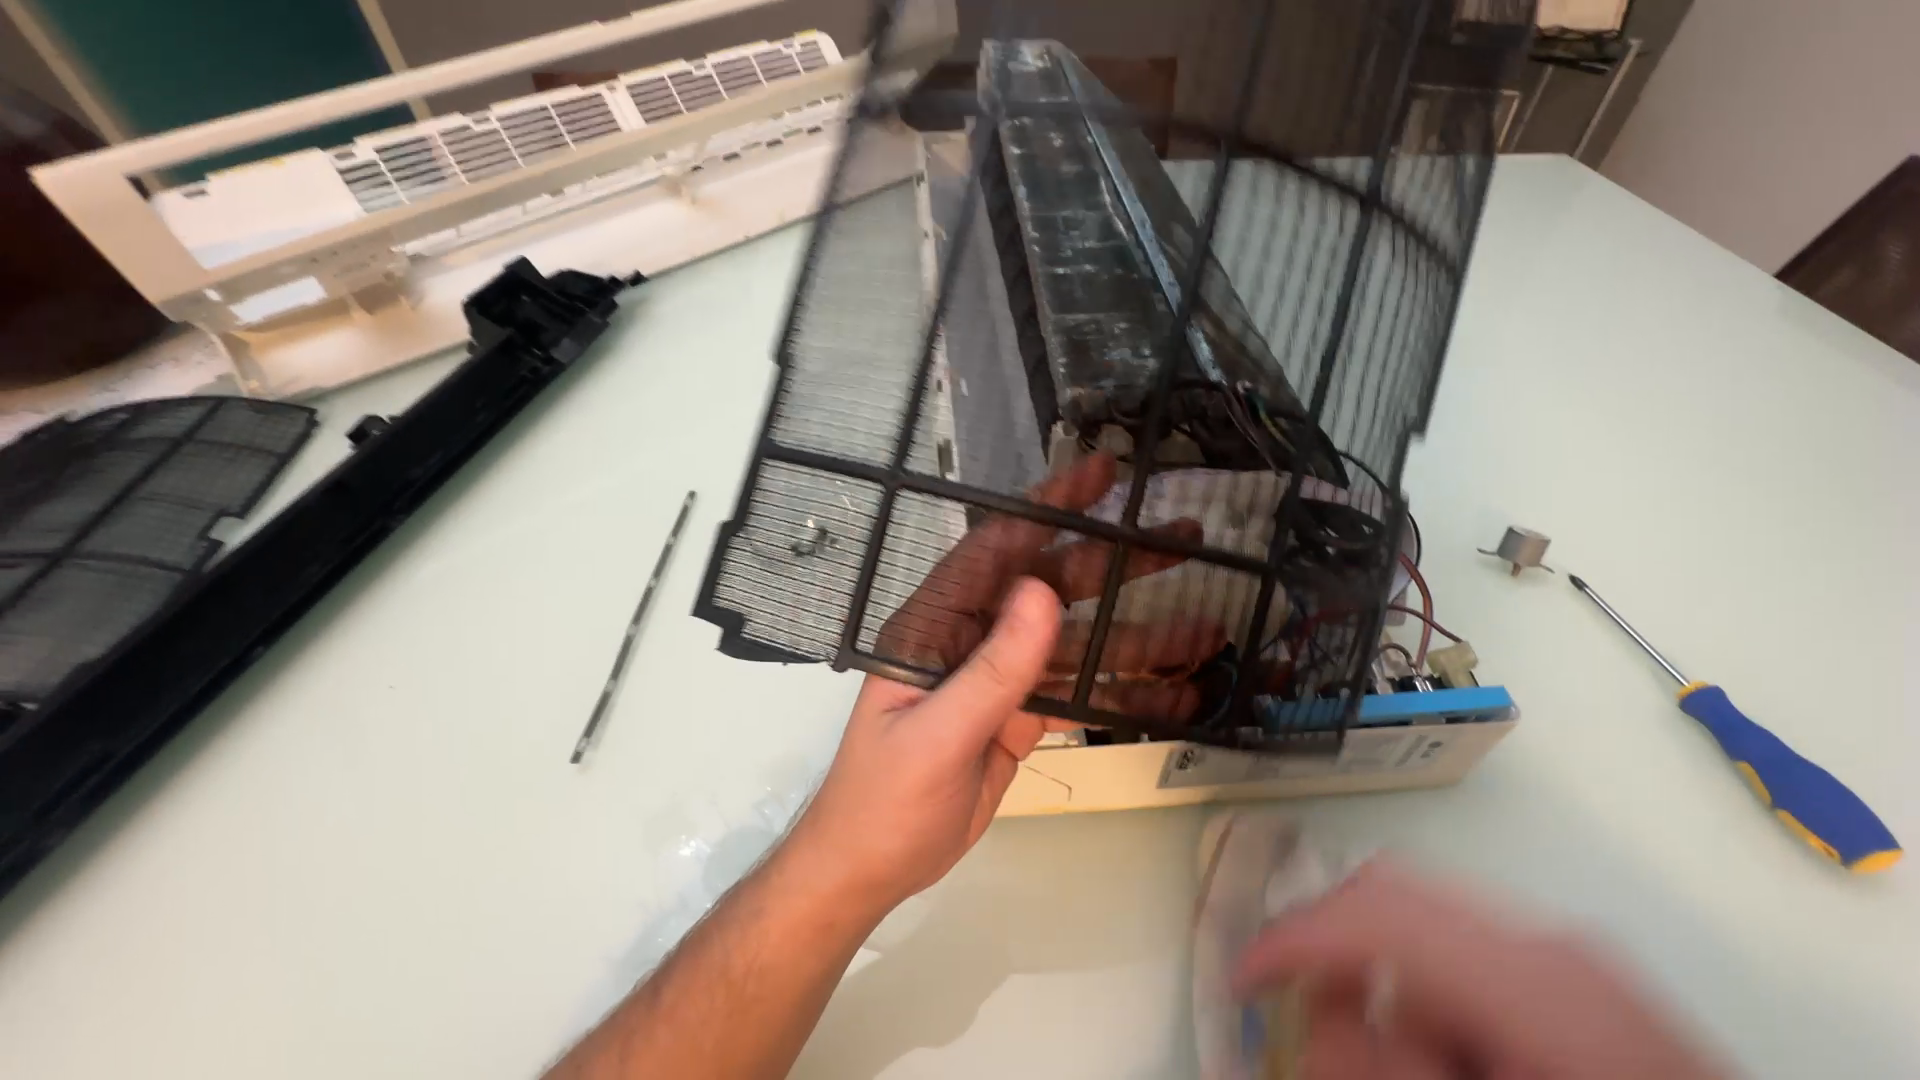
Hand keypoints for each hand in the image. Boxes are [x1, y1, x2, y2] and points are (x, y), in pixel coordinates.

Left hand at [788, 453, 1224, 911]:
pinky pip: (1080, 692)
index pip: (996, 549)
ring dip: (1140, 638)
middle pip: (1052, 589)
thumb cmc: (883, 800)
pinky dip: (1127, 693)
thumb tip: (1043, 590)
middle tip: (1184, 541)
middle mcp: (972, 637)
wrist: (872, 867)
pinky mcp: (1021, 715)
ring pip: (1078, 644)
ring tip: (1208, 631)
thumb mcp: (936, 735)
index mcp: (936, 625)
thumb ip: (992, 669)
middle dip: (1117, 566)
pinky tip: (1179, 694)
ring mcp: (1001, 677)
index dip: (1049, 508)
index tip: (1101, 476)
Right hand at [1234, 862, 1725, 1079]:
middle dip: (1341, 968)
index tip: (1240, 981)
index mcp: (1537, 971)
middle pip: (1394, 907)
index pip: (1377, 905)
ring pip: (1424, 935)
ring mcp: (1569, 957)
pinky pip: (1464, 963)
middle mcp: (1550, 940)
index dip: (1291, 933)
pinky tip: (1459, 1059)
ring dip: (1393, 998)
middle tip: (1327, 1037)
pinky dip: (1432, 1004)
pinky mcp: (1578, 980)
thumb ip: (1382, 1056)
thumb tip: (1319, 999)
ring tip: (1424, 1064)